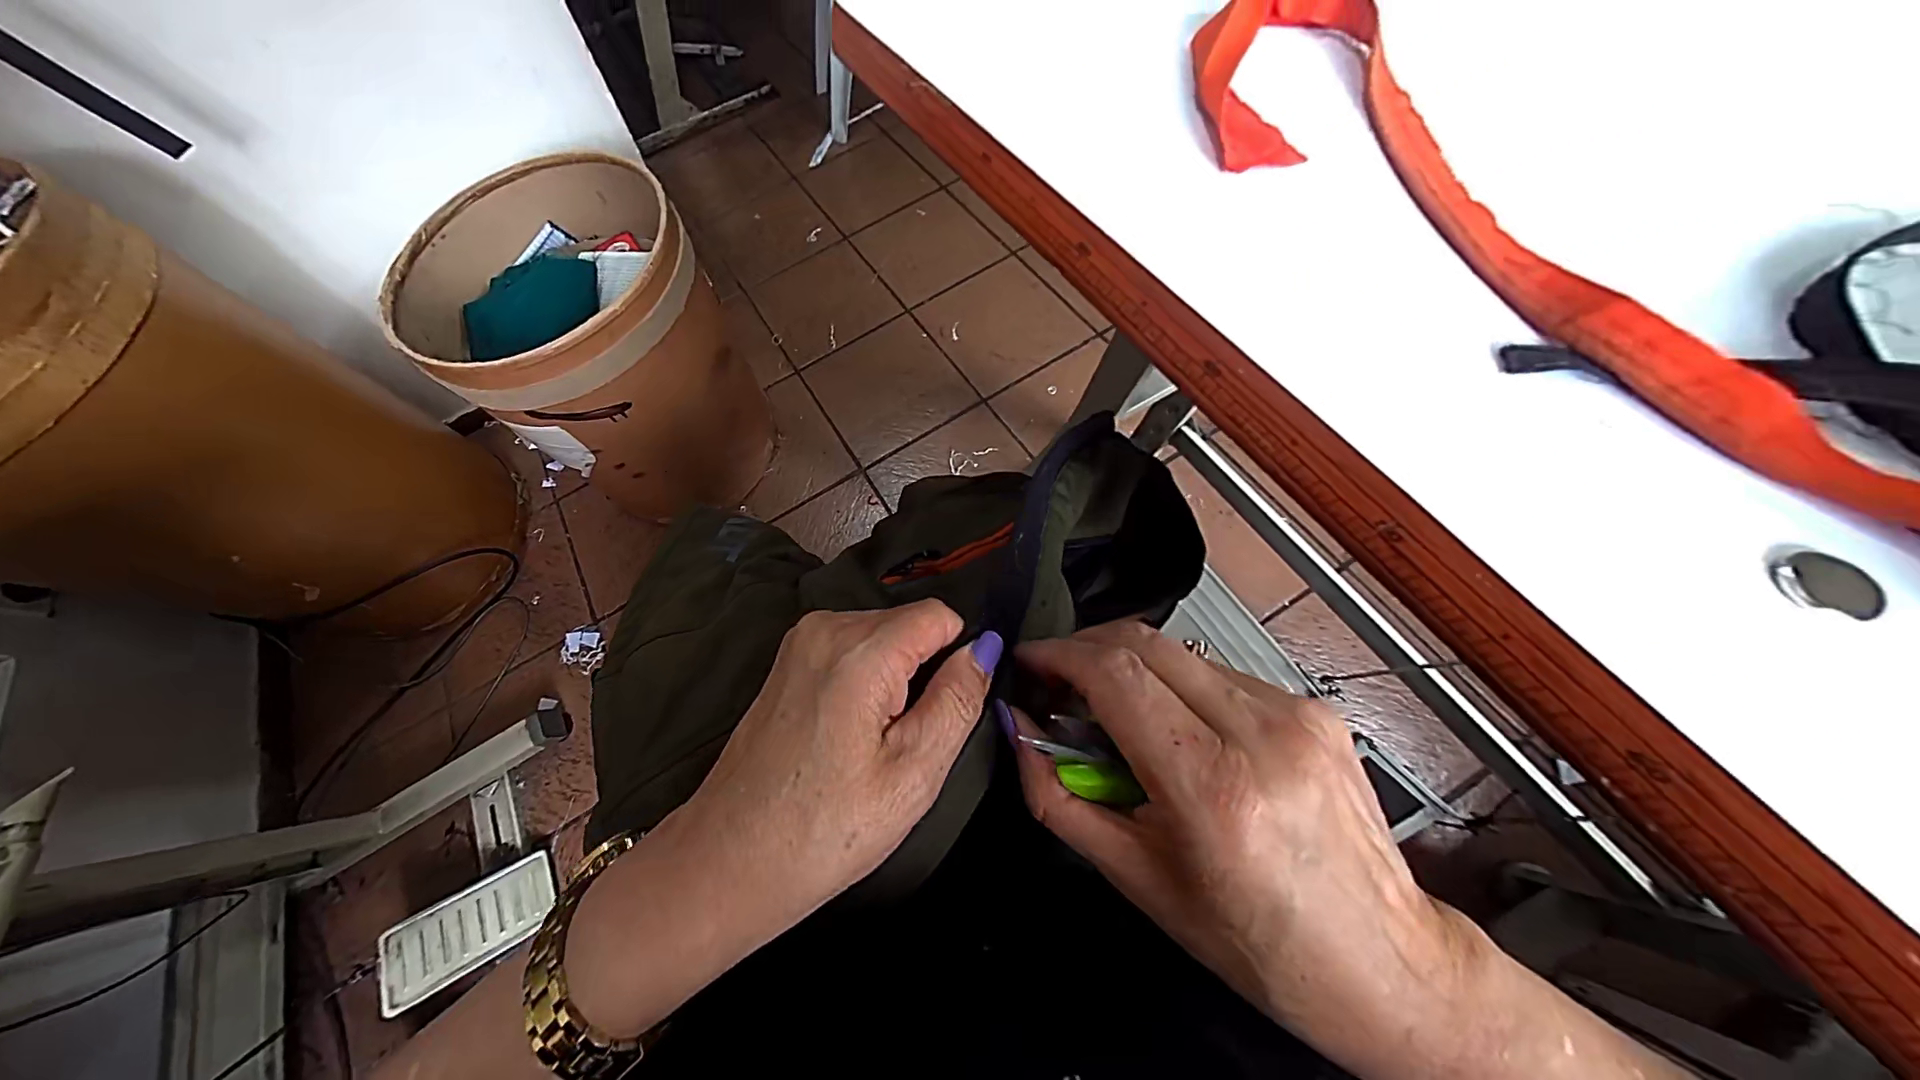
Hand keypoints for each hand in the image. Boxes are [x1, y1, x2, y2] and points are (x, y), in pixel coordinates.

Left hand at [684, 599, 997, 911]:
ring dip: (894, 678)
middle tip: (903, 738)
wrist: (728, 859)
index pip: (939, 614)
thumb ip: (957, 699)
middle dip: (922, 671)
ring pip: (883, 636)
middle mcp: (824, 629)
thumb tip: (983, 649)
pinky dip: (865, 680)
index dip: (956, 657)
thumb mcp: (913, 773)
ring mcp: (800, 642)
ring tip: (871, 741)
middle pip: (909, 623)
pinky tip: (847, 733)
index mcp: (858, 652)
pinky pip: (852, 649)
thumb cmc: (824, 830)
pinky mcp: (788, 660)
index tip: (942, 708)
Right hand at [1006, 620, 1685, 1079]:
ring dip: (1131, 666)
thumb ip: (1059, 797)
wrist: (1387, 966)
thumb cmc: (1253, 942)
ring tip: (1113, 712)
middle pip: (1145, 642)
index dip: (1059, 655)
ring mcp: (1298, 711)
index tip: (1030, 662)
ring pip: (1180, 651)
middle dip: (1086, 648)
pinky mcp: (1316, 708)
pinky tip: (1175, 727)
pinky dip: (1178, 685)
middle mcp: (1262, 732)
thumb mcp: (1136, 879)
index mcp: (1214, 786)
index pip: (1116, 675)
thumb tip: (1019, 729)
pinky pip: (1220, 672)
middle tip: (1058, 681)